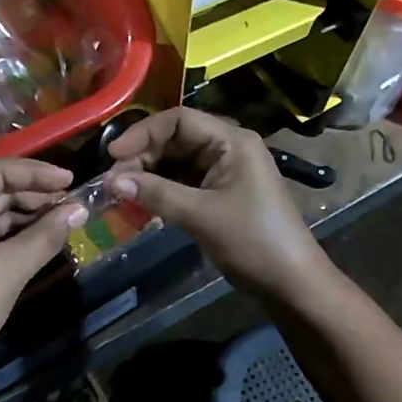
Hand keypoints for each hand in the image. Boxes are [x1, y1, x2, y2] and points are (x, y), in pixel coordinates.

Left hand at [0, 159, 85, 372]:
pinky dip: (13, 230)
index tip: (71, 180)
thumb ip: (47, 234)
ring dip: (27, 213)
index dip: (36, 173)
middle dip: (34, 194)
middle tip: (72, 203)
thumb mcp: (12, 268)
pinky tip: (42, 234)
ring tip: (64, 217)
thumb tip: (80, 210)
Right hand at [105, 108, 328, 297]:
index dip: (143, 133)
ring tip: (121, 194)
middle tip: (114, 182)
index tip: (113, 155)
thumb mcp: (201, 215)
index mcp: (232, 141)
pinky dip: (163, 191)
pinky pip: (184, 183)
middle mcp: (228, 149)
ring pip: (177, 163)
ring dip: (150, 176)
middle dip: (144, 157)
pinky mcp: (220, 195)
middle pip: (176, 140)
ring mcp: (225, 172)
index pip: (179, 120)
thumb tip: (112, 180)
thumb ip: (157, 193)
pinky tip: (141, 204)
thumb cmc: (252, 240)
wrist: (290, 281)